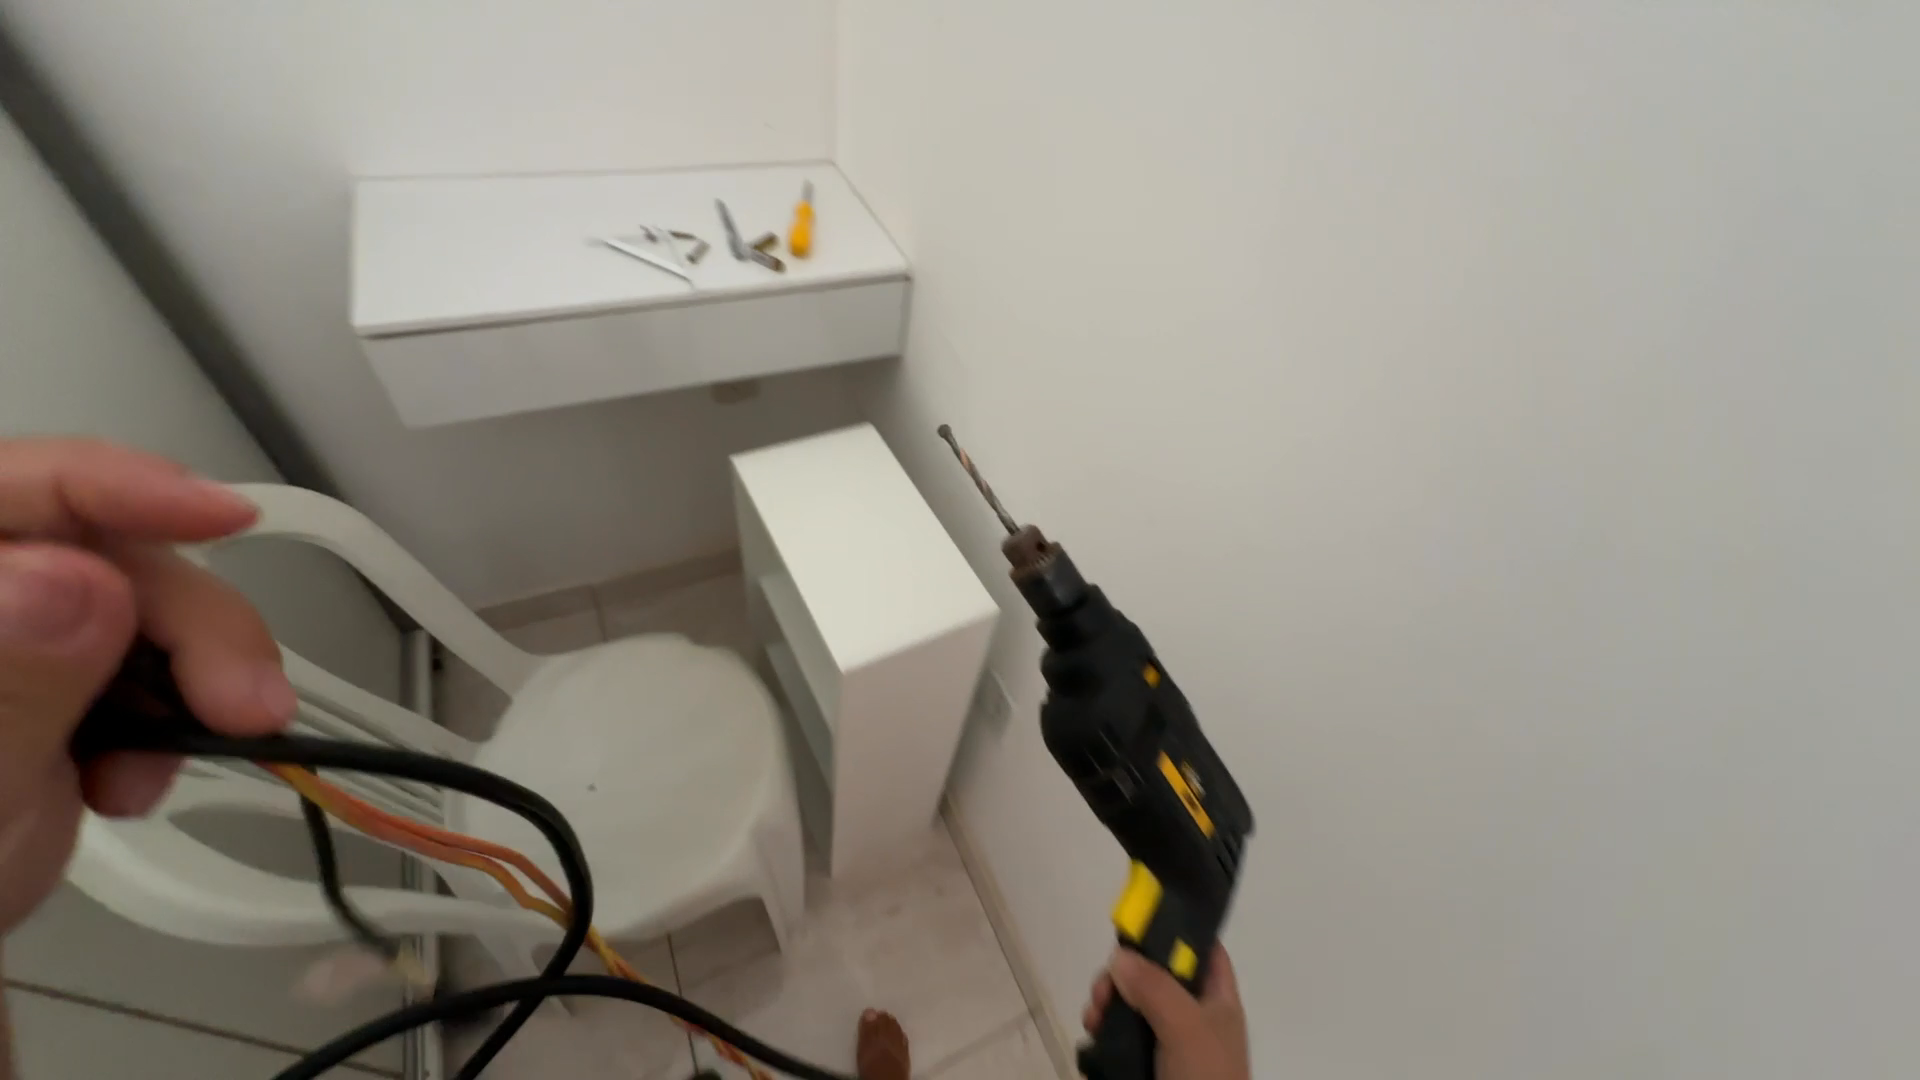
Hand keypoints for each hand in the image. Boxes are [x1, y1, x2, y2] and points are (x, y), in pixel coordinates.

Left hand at [0, 439, 294, 936]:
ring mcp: (21, 642)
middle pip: (115, 561)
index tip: (229, 518)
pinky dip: (188, 707)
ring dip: (207, 675)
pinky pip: (161, 659)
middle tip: (249, 707)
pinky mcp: (69, 681)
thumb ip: (9, 683)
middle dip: (200, 629)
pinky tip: (148, 769)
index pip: (12, 489)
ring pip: (155, 609)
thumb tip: (80, 581)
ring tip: (211, 749)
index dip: (118, 488)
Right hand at [1083, 945, 1249, 1079]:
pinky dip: (1101, 1030)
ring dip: (1106, 1001)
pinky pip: (1117, 1035)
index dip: (1176, 929)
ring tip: (1092, 1016)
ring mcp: (1166, 1044)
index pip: (1202, 950)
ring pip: (1130, 1003)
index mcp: (1217, 1002)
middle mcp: (1192, 1018)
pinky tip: (1090, 1035)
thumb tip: (1119, 956)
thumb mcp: (1185, 1027)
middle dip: (1123, 972)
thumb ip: (1154, 985)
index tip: (1139, 920)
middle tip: (1104, 986)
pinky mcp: (1142, 1066)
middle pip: (1153, 972)